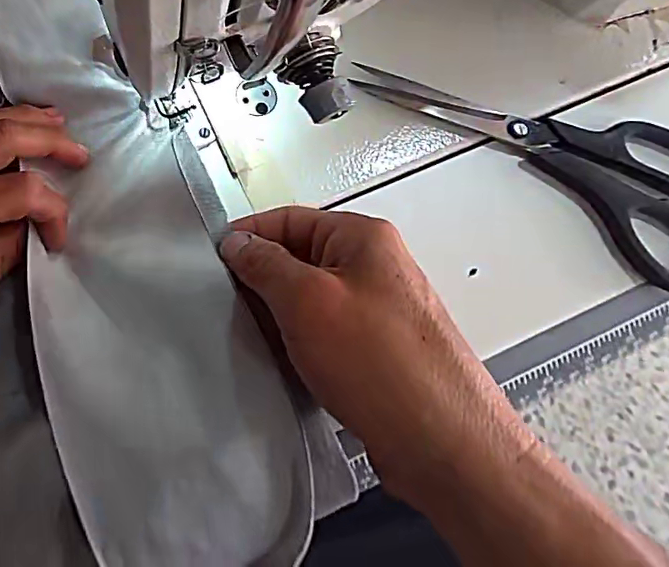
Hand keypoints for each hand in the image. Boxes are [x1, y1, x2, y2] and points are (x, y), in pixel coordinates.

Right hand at [217, 207, 523, 505]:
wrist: (448, 449)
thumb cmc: (391, 370)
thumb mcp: (306, 301)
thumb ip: (264, 264)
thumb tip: (240, 244)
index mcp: (365, 238)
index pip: (290, 218)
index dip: (250, 234)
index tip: (220, 255)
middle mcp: (378, 267)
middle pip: (301, 257)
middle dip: (267, 280)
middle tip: (239, 302)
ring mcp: (382, 309)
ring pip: (313, 298)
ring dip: (286, 316)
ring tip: (269, 338)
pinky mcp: (381, 349)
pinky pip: (329, 331)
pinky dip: (306, 342)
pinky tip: (295, 363)